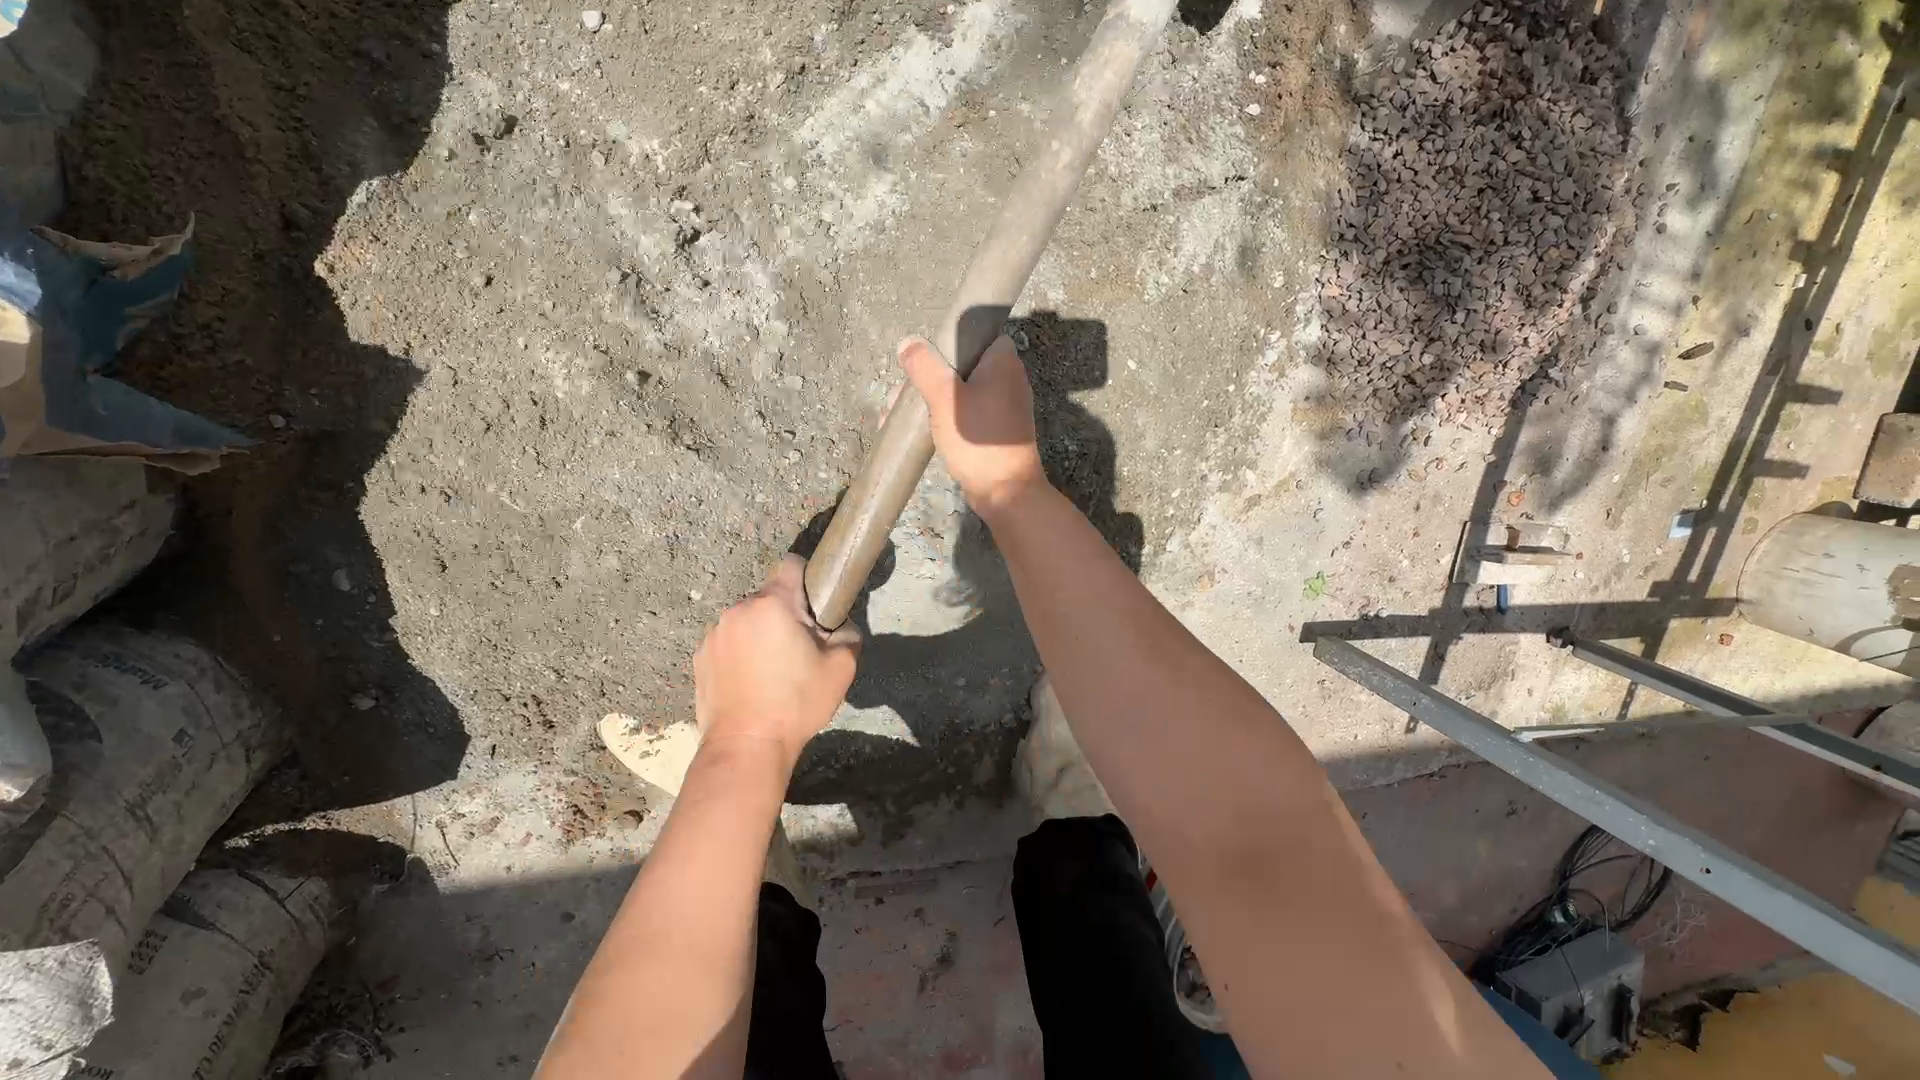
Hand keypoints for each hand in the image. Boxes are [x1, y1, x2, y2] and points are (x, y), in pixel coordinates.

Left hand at [693, 555, 860, 761]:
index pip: (791, 565)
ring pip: (746, 621)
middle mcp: (738, 610)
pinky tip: (751, 682)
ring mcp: (715, 634)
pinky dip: (740, 653)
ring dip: (760, 634)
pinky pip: (728, 642)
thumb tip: (841, 626)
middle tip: (800, 649)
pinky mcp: (701, 657)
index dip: (808, 579)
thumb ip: (848, 635)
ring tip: (772, 671)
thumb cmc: (795, 704)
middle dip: (785, 615)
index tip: (816, 605)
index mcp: (772, 605)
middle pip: (769, 597)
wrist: (746, 745)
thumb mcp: (841, 669)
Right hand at [898, 334, 1046, 518]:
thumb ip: (925, 367)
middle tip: (905, 394)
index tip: (927, 358)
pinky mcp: (997, 431)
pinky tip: (921, 430)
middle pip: (964, 366)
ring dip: (934, 400)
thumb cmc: (977, 438)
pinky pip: (967, 415)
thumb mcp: (944, 397)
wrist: (1004, 490)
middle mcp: (1010, 380)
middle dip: (931, 377)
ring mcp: (1005, 407)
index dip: (951, 342)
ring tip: (903, 414)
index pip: (978, 335)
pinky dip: (946, 418)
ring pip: (962, 392)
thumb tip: (908, 343)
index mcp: (1004, 363)